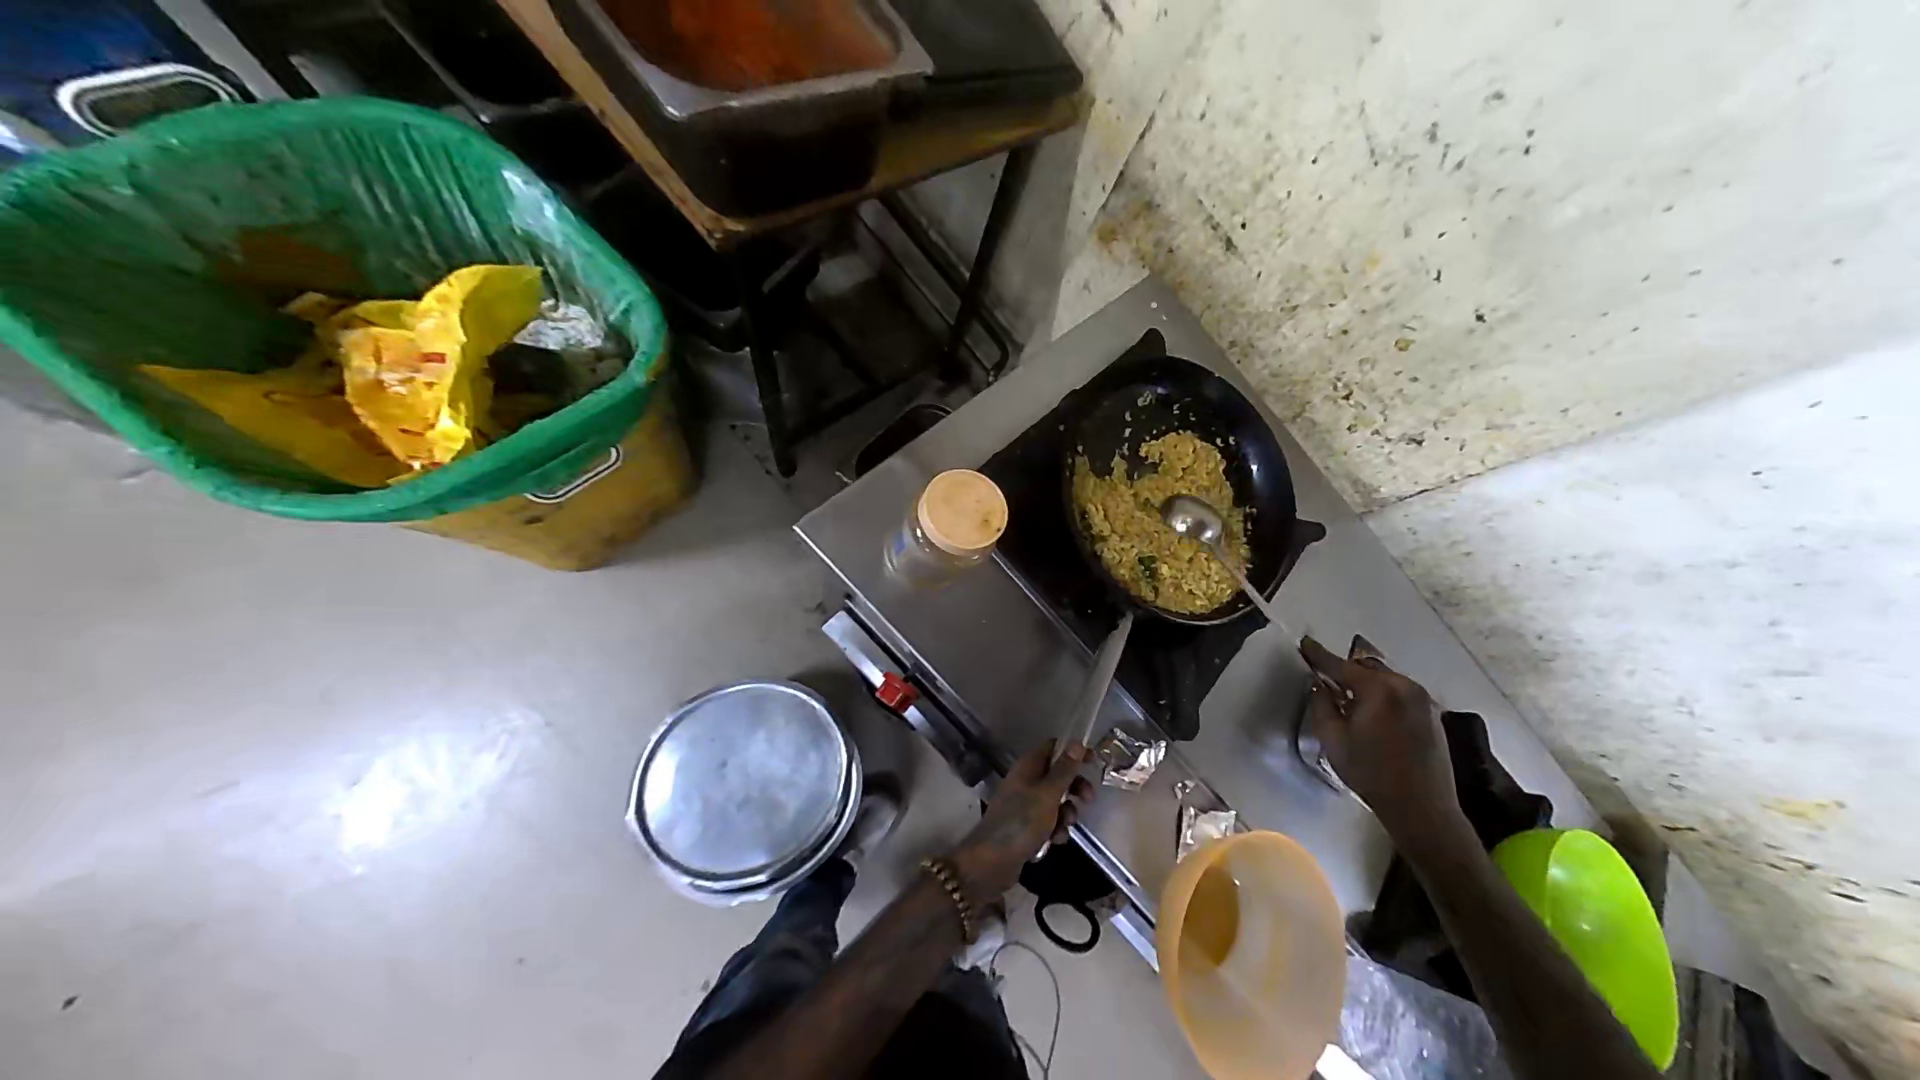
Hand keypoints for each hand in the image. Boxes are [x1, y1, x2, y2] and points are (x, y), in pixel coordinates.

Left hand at [950, 740, 1094, 898]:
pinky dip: (1055, 830)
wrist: (993, 861)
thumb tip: (1076, 742)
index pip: (1053, 747)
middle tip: (1088, 799)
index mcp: (1028, 766)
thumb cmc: (1021, 821)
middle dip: (1074, 787)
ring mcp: (1025, 804)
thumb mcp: (1048, 794)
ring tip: (1063, 827)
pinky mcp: (1027, 826)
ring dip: (1066, 814)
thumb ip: (1064, 770)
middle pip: (1058, 775)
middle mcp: (1026, 781)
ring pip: (1056, 801)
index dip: (1073, 751)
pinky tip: (1054, 841)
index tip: (1093, 761)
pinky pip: (1049, 822)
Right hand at [1300, 635, 1464, 843]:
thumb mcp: (1332, 739)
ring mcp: (1423, 699)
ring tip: (1349, 699)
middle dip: (1346, 670)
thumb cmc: (1370, 772)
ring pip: (1385, 678)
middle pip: (1367, 666)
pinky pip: (1400, 692)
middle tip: (1327, 680)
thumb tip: (1320, 685)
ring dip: (1365, 683)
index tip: (1305, 644)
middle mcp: (1405, 686)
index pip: (1341, 665)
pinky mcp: (1432, 714)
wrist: (1421, 807)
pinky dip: (1382, 694)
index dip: (1319, 655)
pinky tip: (1372, 713)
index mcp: (1379, 689)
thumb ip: (1321, 704)